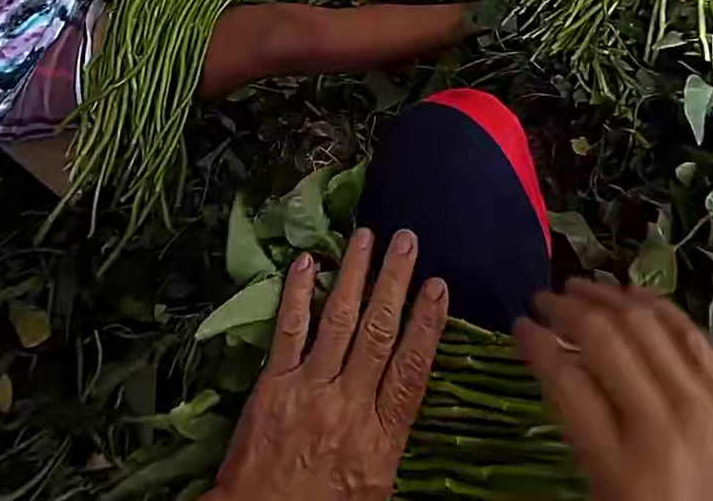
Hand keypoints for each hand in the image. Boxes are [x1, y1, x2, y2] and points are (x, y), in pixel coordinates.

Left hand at [207, 228, 447, 500]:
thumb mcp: (375, 485)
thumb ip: (391, 430)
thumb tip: (410, 381)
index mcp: (380, 437)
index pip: (411, 369)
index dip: (427, 324)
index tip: (438, 285)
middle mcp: (348, 405)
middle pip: (378, 331)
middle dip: (394, 281)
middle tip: (406, 240)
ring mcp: (309, 389)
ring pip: (338, 319)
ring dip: (353, 273)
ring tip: (366, 236)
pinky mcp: (274, 383)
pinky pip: (289, 329)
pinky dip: (297, 293)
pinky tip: (306, 261)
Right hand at [515, 282, 712, 500]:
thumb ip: (585, 446)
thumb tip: (557, 376)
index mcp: (622, 473)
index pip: (564, 382)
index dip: (535, 344)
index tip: (519, 326)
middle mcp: (660, 430)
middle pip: (601, 341)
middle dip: (562, 309)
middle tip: (542, 299)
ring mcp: (705, 409)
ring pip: (642, 326)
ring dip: (602, 296)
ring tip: (578, 287)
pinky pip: (689, 334)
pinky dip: (655, 305)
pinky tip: (631, 294)